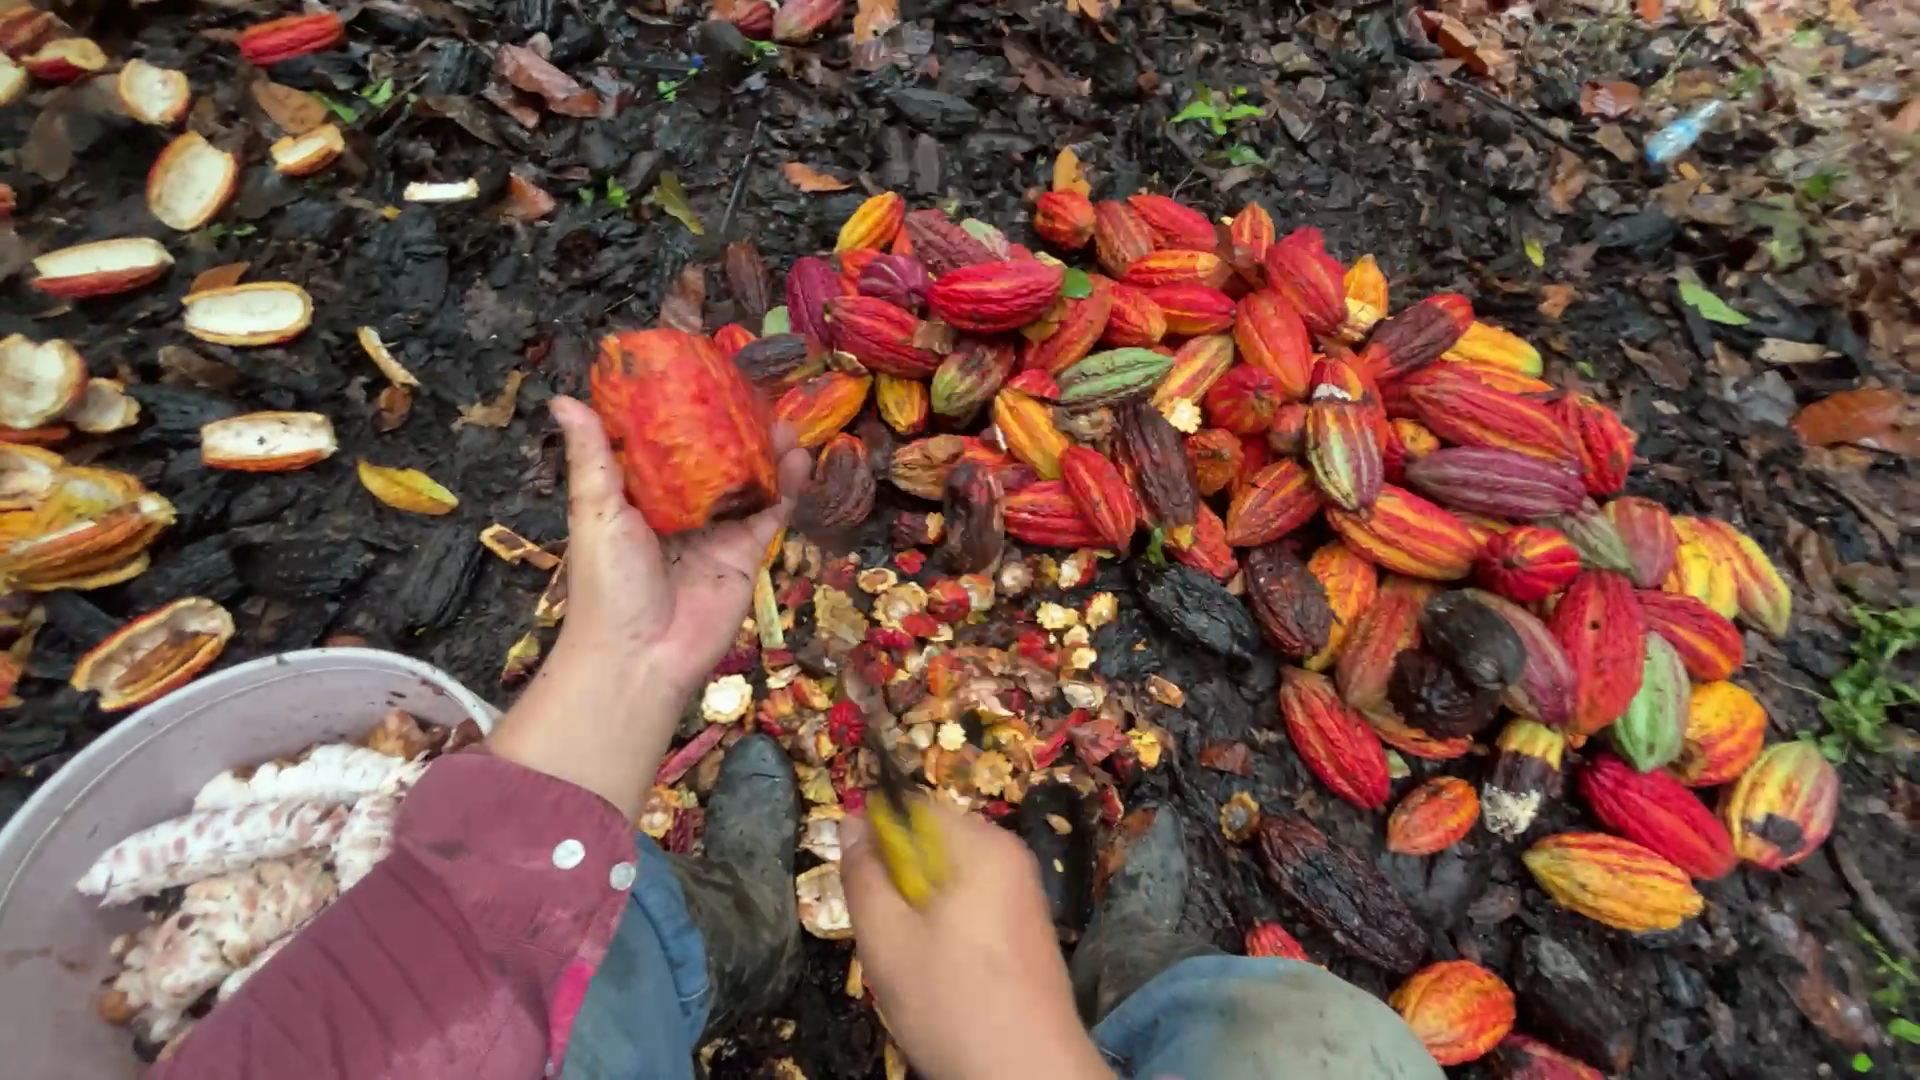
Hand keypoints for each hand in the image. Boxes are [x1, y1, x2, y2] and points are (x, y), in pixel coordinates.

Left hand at [487, 396, 807, 816]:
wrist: (642, 656)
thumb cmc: (609, 584)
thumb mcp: (597, 513)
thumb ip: (594, 458)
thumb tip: (565, 398)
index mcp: (641, 498)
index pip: (666, 446)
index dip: (685, 414)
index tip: (704, 378)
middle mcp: (683, 511)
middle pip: (716, 461)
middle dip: (738, 431)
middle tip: (759, 396)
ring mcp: (718, 532)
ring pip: (749, 483)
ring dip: (768, 453)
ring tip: (785, 421)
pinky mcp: (747, 554)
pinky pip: (771, 514)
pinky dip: (787, 487)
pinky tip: (799, 459)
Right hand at [841, 805, 1113, 1079]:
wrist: (1032, 1077)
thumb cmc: (954, 1003)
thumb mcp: (888, 941)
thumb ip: (863, 875)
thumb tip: (851, 821)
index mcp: (980, 842)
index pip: (913, 806)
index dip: (876, 835)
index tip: (861, 882)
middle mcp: (1008, 852)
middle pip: (932, 841)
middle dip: (900, 879)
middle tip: (888, 932)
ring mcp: (1023, 887)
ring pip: (949, 876)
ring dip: (921, 907)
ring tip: (915, 959)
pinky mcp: (1027, 921)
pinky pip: (974, 900)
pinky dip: (948, 924)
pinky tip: (944, 973)